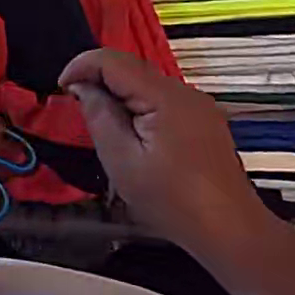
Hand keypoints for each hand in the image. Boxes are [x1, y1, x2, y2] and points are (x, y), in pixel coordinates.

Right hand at [60, 49, 276, 261]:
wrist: (232, 234)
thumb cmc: (172, 200)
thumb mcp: (121, 159)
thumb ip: (98, 114)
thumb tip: (82, 85)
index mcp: (165, 98)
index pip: (112, 60)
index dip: (80, 66)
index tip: (62, 89)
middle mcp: (184, 91)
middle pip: (129, 66)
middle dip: (96, 77)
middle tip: (76, 103)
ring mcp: (197, 104)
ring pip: (142, 79)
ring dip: (114, 89)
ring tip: (99, 117)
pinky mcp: (201, 117)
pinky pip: (158, 94)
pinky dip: (134, 100)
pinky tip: (128, 127)